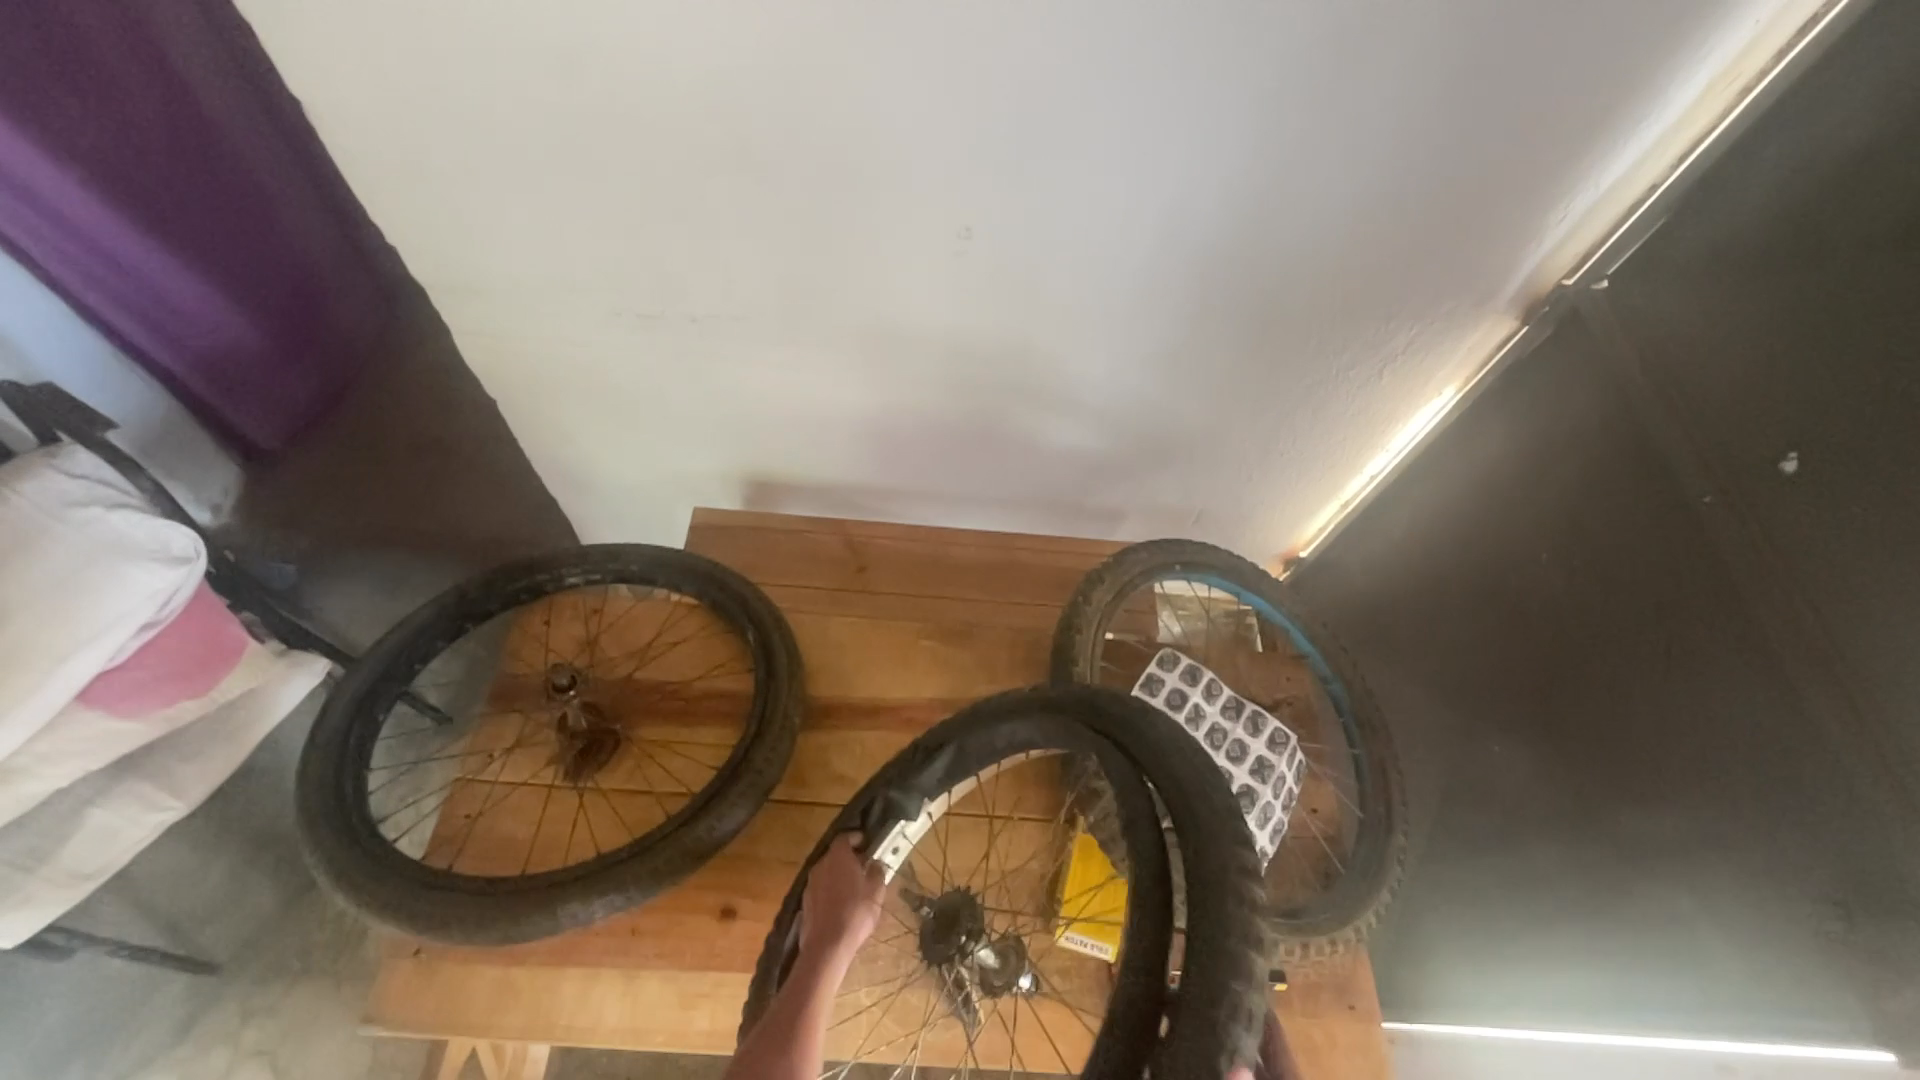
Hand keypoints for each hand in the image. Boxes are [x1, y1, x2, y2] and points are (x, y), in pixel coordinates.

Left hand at [799, 833, 886, 964]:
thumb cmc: (855, 913)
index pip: (845, 837)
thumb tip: (875, 863)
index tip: (867, 844)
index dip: (857, 838)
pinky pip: (821, 888)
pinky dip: (831, 890)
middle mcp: (821, 864)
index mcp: (838, 857)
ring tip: (854, 888)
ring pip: (827, 871)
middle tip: (864, 867)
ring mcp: (810, 883)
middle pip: (835, 854)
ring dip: (839, 875)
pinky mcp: (805, 901)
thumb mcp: (876, 891)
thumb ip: (877, 871)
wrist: (826, 945)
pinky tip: (841, 904)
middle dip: (849, 858)